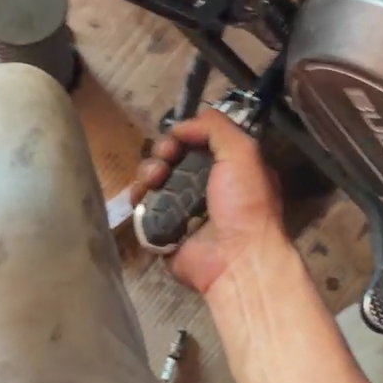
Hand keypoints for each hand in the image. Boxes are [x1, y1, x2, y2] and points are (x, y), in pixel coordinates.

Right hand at [134, 110, 287, 294]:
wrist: (236, 258)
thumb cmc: (245, 204)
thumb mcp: (243, 152)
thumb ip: (216, 127)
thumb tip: (183, 124)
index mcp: (226, 167)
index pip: (195, 141)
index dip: (183, 134)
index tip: (179, 137)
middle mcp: (202, 187)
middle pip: (169, 157)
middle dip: (162, 151)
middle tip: (167, 158)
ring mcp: (180, 209)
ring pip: (152, 180)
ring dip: (148, 171)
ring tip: (155, 178)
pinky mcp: (162, 230)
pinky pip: (142, 208)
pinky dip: (137, 198)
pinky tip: (141, 195)